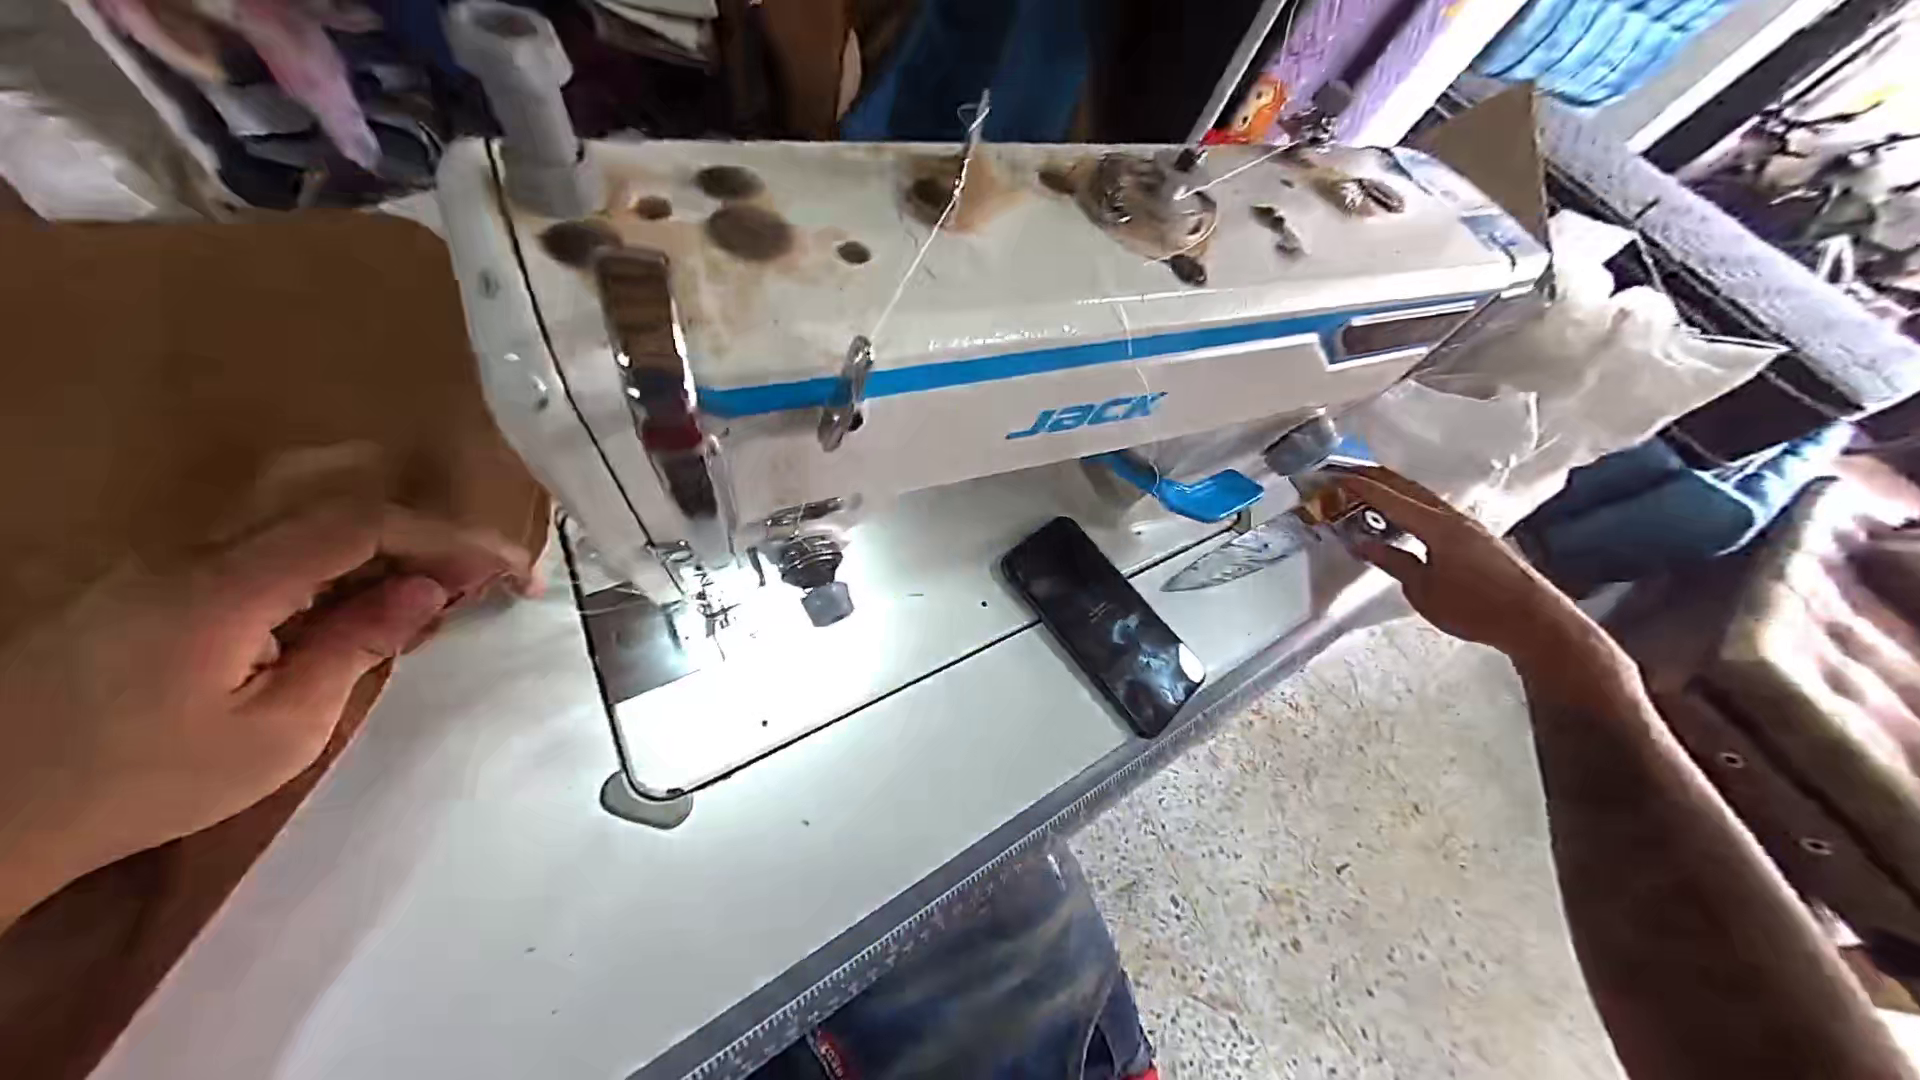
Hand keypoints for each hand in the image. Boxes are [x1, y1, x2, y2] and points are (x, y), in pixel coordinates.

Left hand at [0, 500, 529, 922]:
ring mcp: (168, 569)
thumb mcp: (279, 729)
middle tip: (485, 584)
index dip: (448, 536)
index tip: (508, 568)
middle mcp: (193, 557)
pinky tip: (367, 612)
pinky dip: (342, 577)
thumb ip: (358, 645)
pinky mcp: (159, 588)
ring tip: (439, 602)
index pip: (362, 525)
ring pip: (311, 537)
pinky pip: (276, 561)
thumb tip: (426, 588)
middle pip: (341, 519)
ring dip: (390, 560)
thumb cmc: (143, 785)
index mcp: (224, 587)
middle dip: (428, 544)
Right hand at [1329, 466, 1609, 668]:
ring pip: (1422, 496)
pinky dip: (1409, 504)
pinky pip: (1433, 509)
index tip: (1335, 477)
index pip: (1390, 499)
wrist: (1535, 621)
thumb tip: (1363, 543)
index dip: (1361, 487)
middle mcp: (1453, 518)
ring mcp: (1467, 526)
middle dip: (1375, 477)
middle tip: (1345, 471)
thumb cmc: (1475, 608)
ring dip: (1393, 488)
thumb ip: (1394, 562)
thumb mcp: (1423, 590)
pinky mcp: (1474, 537)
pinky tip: (1400, 512)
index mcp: (1437, 527)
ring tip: (1366, 486)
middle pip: (1408, 487)